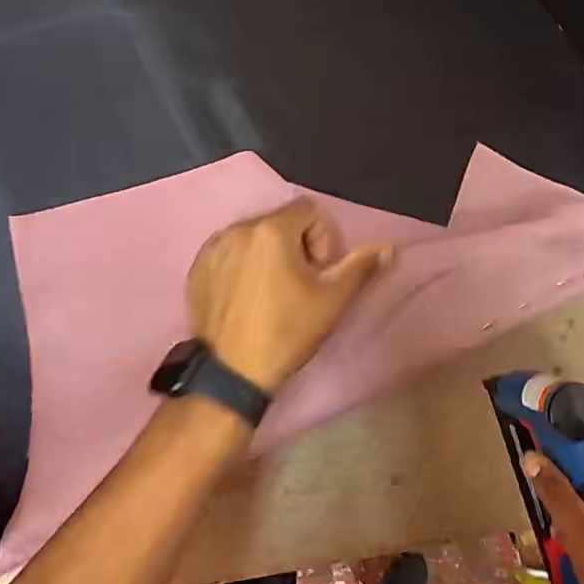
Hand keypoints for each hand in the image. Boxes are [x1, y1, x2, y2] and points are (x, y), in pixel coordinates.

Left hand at [187, 199, 393, 392]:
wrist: (233, 372)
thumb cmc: (287, 332)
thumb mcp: (332, 300)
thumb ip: (360, 267)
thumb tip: (387, 248)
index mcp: (271, 230)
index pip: (309, 210)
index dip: (323, 239)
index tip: (318, 273)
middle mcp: (237, 229)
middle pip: (280, 222)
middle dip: (297, 247)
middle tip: (299, 286)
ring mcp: (212, 248)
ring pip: (254, 237)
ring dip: (269, 256)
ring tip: (273, 293)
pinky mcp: (196, 269)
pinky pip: (229, 253)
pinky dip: (243, 266)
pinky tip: (247, 299)